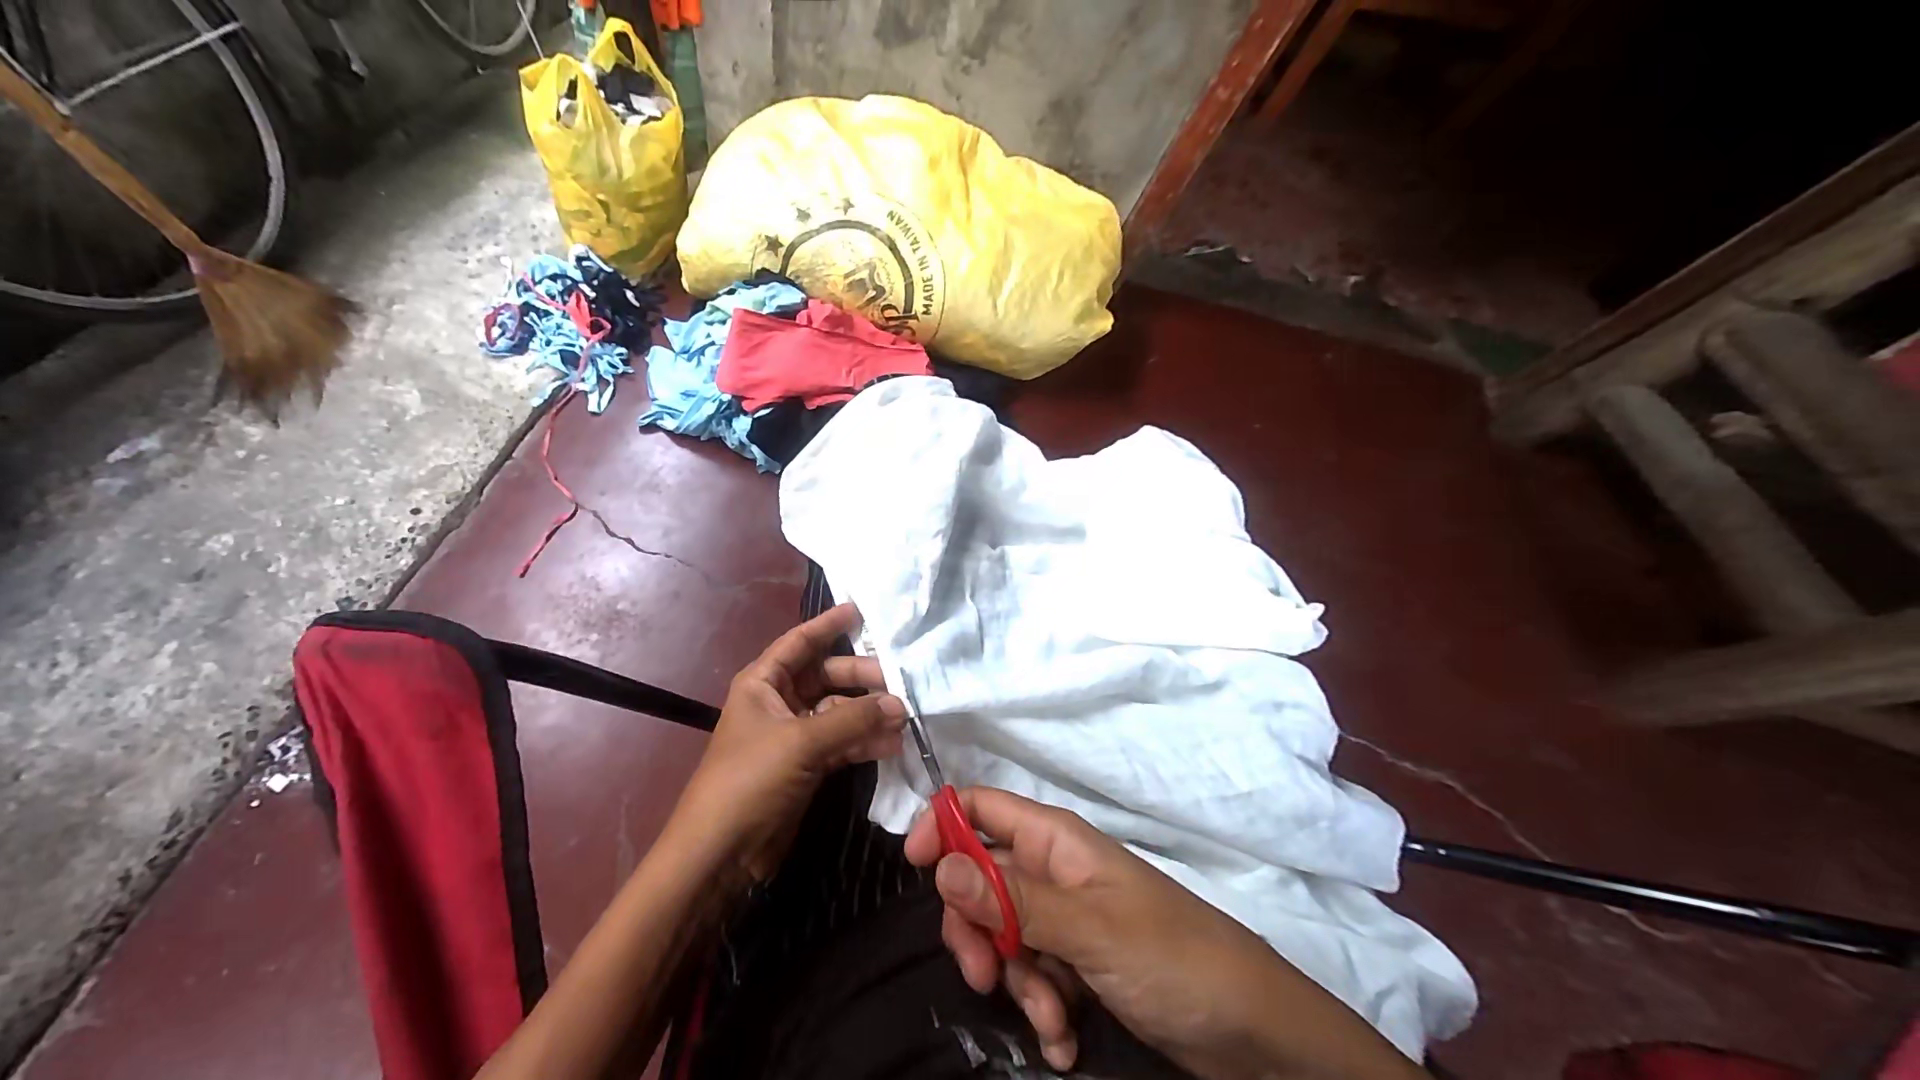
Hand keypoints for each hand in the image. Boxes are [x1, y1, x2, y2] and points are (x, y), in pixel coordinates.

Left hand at [671, 604, 905, 884]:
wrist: (721, 852)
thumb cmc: (751, 779)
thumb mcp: (802, 741)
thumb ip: (853, 718)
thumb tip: (900, 703)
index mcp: (763, 682)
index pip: (800, 642)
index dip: (829, 625)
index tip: (861, 610)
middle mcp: (779, 702)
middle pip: (827, 677)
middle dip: (862, 678)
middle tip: (900, 682)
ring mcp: (794, 735)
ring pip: (839, 711)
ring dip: (868, 714)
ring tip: (904, 718)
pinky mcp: (807, 765)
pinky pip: (842, 742)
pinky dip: (864, 742)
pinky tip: (891, 745)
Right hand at [905, 788, 1423, 1079]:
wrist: (1255, 1034)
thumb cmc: (1174, 959)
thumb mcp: (1090, 930)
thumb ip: (1014, 898)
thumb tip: (941, 865)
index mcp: (1057, 841)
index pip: (981, 807)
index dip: (943, 826)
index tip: (914, 868)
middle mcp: (1056, 872)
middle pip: (981, 879)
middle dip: (977, 929)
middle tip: (986, 975)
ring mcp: (1069, 919)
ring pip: (1005, 935)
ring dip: (1016, 982)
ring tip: (1052, 1020)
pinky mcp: (1081, 964)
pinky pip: (1036, 975)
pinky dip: (1042, 1008)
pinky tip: (1065, 1040)